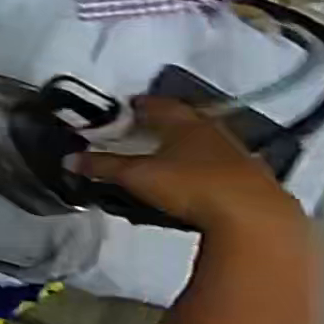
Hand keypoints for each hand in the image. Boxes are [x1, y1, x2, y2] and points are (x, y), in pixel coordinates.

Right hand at [76, 97, 306, 235]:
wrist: (255, 219)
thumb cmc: (189, 185)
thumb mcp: (135, 176)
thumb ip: (102, 166)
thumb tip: (68, 159)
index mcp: (184, 124)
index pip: (159, 105)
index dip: (140, 104)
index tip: (124, 106)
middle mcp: (213, 132)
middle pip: (185, 119)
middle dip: (164, 120)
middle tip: (143, 125)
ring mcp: (237, 155)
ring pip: (204, 139)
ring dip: (184, 142)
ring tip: (164, 150)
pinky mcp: (251, 178)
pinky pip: (218, 161)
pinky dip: (201, 163)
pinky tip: (191, 174)